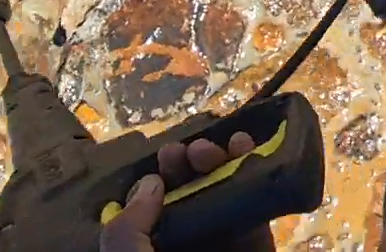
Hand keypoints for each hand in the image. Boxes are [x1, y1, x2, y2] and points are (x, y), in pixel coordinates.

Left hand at [100, 133, 274, 251]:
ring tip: (207, 149)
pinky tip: (243, 144)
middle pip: (192, 188)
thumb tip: (150, 184)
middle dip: (190, 162)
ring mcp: (225, 231)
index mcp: (158, 245)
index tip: (164, 157)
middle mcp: (191, 235)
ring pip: (226, 184)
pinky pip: (258, 192)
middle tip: (189, 150)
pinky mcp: (257, 230)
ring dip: (219, 157)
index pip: (156, 206)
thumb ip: (127, 231)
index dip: (160, 177)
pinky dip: (254, 162)